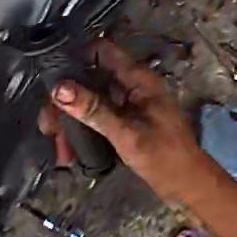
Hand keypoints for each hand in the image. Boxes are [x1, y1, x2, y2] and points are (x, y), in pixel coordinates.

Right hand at [37, 41, 215, 202]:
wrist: (188, 185)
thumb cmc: (164, 157)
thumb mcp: (126, 134)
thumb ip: (93, 110)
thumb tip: (60, 88)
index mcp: (139, 79)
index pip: (102, 51)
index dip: (76, 58)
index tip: (52, 79)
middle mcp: (132, 86)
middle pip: (90, 79)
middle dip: (66, 101)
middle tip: (48, 127)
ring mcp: (128, 104)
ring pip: (90, 100)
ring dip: (71, 121)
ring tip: (60, 149)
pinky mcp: (124, 121)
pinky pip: (97, 117)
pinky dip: (82, 130)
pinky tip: (70, 151)